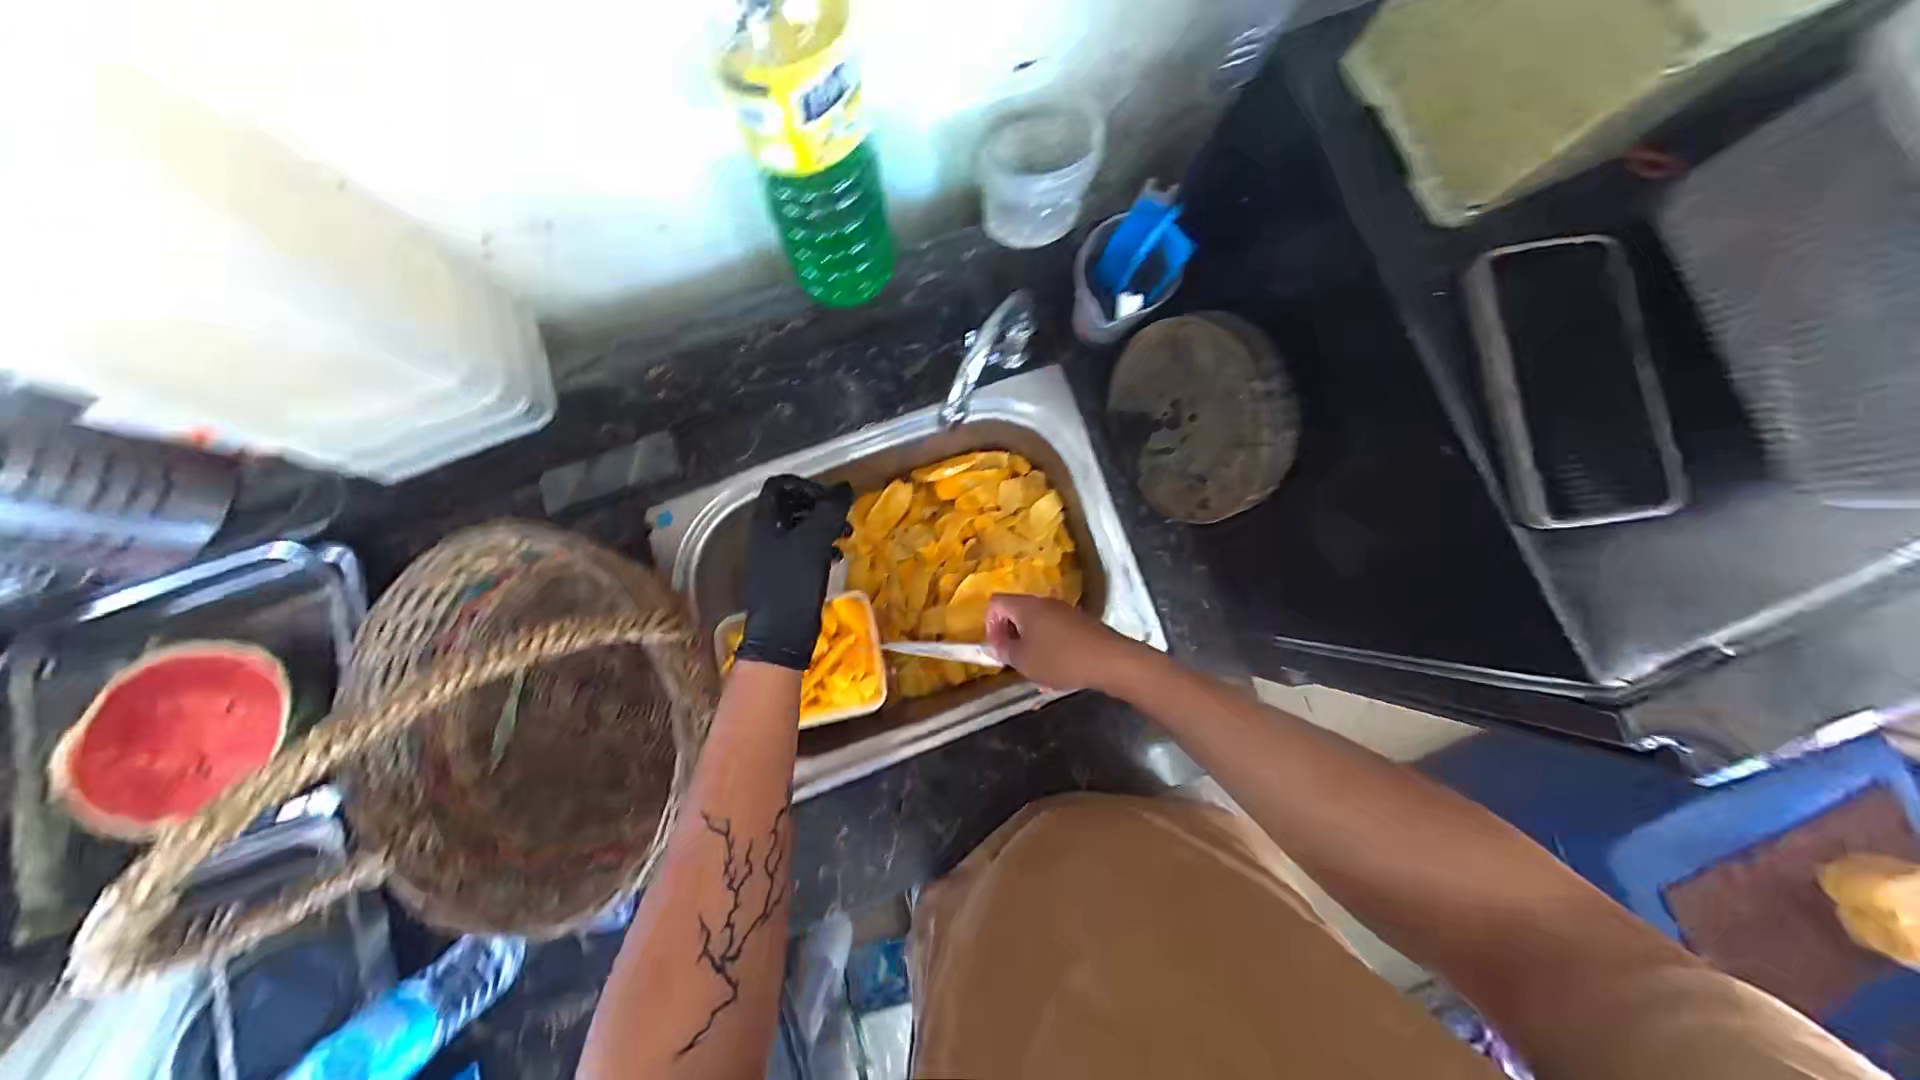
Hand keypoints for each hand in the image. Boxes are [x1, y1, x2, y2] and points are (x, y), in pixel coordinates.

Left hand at [736, 475, 853, 669]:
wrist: (782, 632)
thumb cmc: (793, 583)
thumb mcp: (814, 541)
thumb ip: (829, 511)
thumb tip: (843, 489)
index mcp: (765, 522)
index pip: (779, 485)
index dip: (804, 484)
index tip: (830, 496)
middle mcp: (767, 535)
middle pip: (792, 505)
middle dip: (820, 506)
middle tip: (842, 515)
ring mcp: (775, 556)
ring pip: (801, 528)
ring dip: (824, 527)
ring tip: (845, 535)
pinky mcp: (787, 575)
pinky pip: (805, 550)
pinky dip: (822, 547)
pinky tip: (837, 556)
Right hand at [984, 594, 1152, 693]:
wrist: (1110, 660)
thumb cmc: (1060, 659)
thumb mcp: (1024, 661)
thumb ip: (1004, 651)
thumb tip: (996, 645)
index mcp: (1026, 606)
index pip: (996, 602)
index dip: (989, 624)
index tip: (998, 648)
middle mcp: (1044, 602)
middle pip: (1016, 610)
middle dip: (1009, 633)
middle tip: (1014, 657)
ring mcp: (1064, 610)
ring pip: (1036, 621)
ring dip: (1029, 640)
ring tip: (1035, 665)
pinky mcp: (1080, 622)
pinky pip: (1054, 628)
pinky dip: (1048, 643)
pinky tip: (1057, 666)